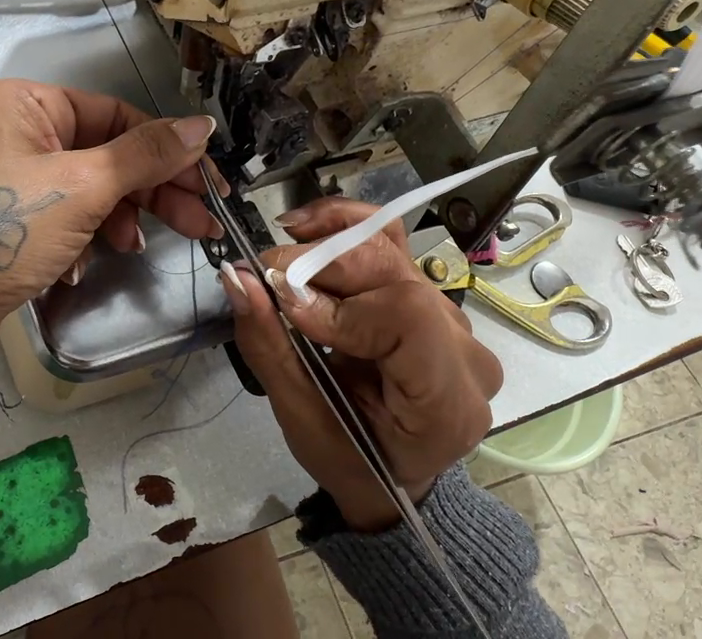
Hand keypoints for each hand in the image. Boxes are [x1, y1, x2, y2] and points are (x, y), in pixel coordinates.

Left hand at [0, 80, 222, 381]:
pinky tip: (84, 264)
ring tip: (132, 247)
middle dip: (151, 189)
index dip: (166, 148)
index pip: (116, 114)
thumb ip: (145, 155)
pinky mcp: (6, 219)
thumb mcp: (81, 188)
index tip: (209, 184)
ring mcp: (8, 176)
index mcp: (25, 103)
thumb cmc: (1, 232)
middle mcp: (14, 130)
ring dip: (117, 217)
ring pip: (87, 188)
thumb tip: (204, 125)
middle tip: (200, 222)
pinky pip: (62, 215)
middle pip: (105, 152)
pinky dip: (82, 236)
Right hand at [219, 198, 502, 532]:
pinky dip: (344, 229)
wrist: (391, 473)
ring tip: (281, 255)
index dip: (340, 303)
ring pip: (391, 251)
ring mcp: (453, 320)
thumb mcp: (300, 416)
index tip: (284, 304)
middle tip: (264, 271)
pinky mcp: (431, 296)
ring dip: (327, 243)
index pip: (407, 318)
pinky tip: (307, 230)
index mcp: (446, 402)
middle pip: (395, 273)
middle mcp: (465, 351)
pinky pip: (393, 244)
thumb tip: (237, 278)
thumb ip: (270, 345)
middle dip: (322, 263)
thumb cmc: (349, 459)